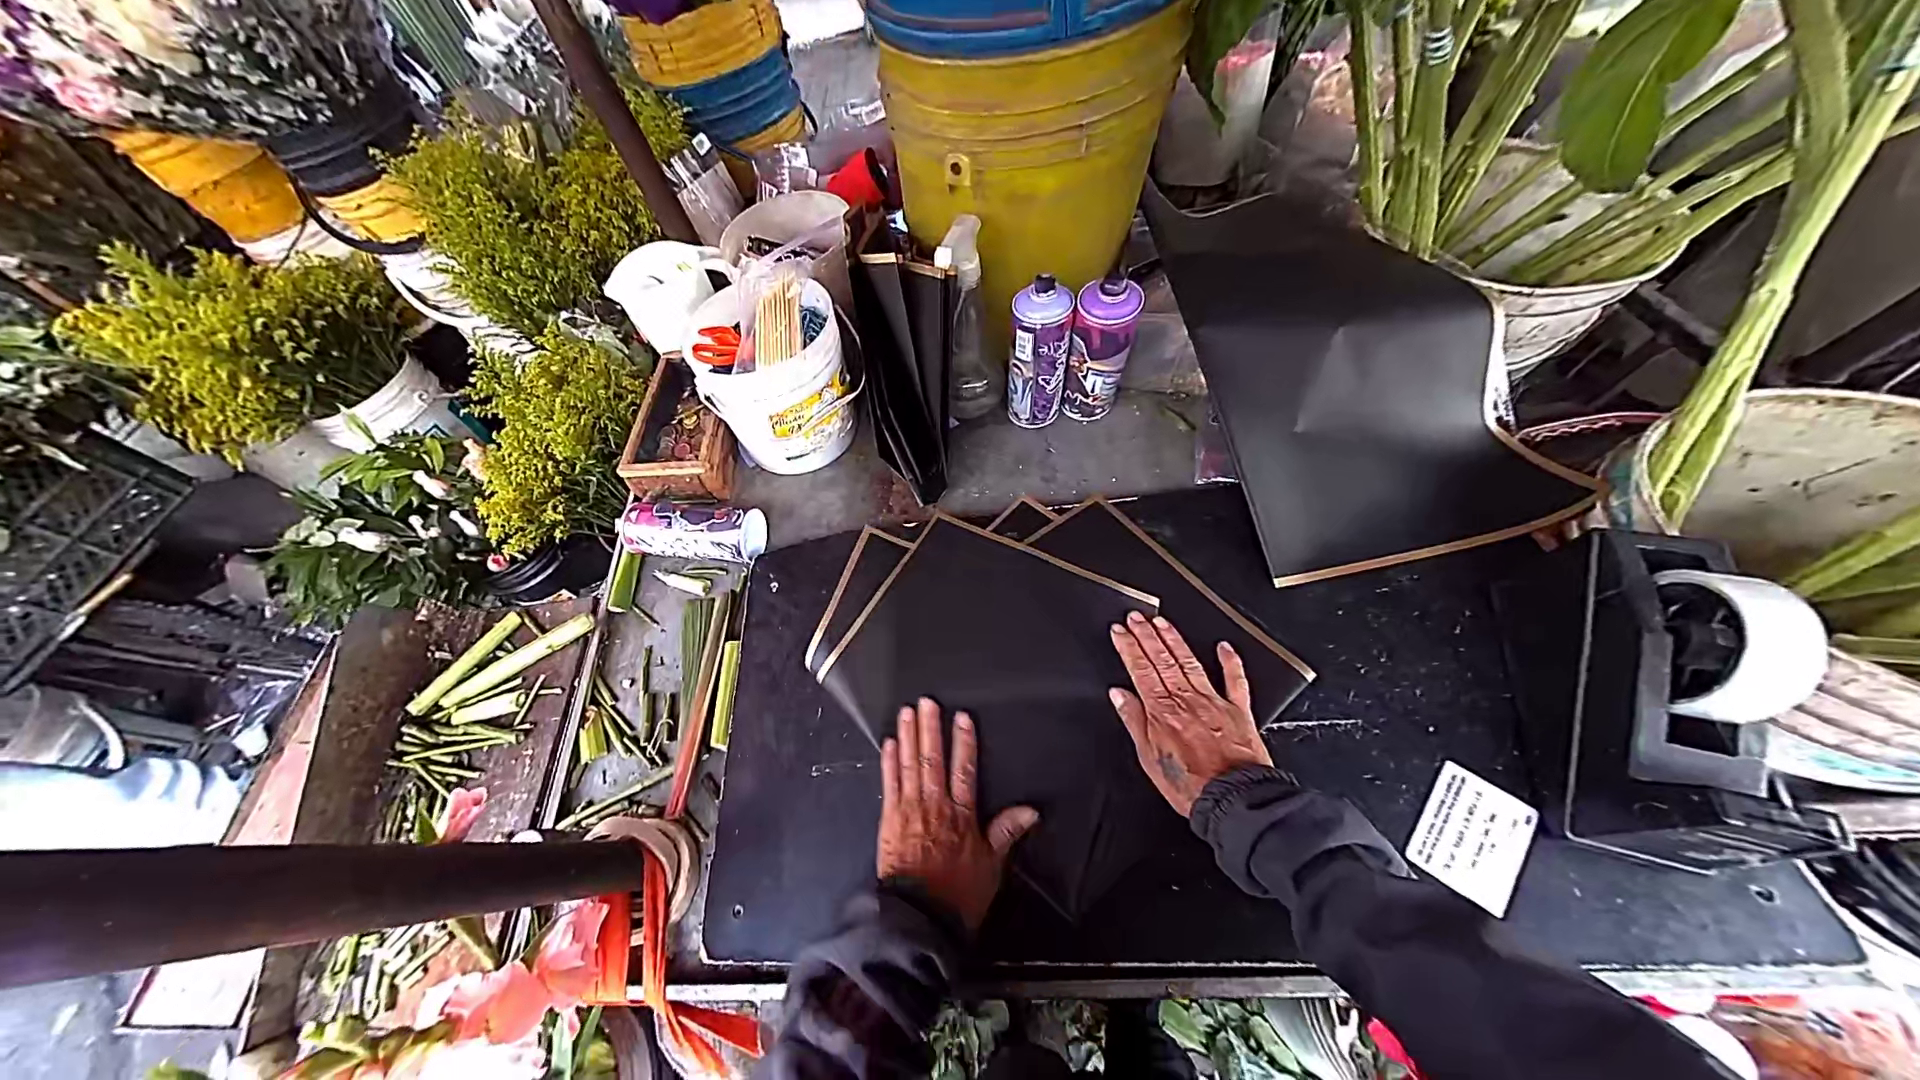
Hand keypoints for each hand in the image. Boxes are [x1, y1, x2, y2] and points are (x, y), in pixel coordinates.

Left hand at [878, 698, 1039, 931]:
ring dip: (909, 737)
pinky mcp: (889, 819)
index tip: (961, 717)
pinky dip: (888, 762)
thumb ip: (1006, 833)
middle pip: (933, 759)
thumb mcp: (991, 866)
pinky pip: (889, 784)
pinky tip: (889, 743)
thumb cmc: (958, 894)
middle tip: (927, 701)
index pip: (964, 769)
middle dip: (930, 728)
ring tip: (908, 712)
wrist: (918, 920)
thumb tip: (1030, 811)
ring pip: (910, 765)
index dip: (964, 742)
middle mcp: (935, 805)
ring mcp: (909, 810)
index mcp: (961, 814)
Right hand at [1109, 612, 1272, 815]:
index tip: (1120, 631)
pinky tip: (1224, 646)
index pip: (1140, 670)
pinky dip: (1230, 661)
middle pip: (1162, 659)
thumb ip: (1134, 721)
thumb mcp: (1149, 758)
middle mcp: (1187, 701)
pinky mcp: (1239, 711)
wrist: (1234, 800)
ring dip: (1174, 639)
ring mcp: (1213, 702)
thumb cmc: (1192, 785)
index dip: (1128, 647)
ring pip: (1189, 662)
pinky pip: (1235, 680)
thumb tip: (1119, 695)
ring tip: (1162, 622)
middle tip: (1136, 616)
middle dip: (1147, 635)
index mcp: (1162, 711)